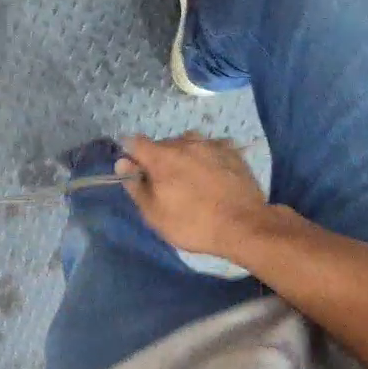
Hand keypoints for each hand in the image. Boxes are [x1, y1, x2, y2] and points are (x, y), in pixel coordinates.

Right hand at [116, 134, 292, 259]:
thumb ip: (136, 186)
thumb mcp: (155, 214)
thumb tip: (122, 163)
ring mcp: (211, 144)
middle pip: (163, 144)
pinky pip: (212, 148)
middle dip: (160, 159)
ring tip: (192, 177)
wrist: (244, 225)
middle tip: (167, 184)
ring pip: (188, 143)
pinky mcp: (232, 152)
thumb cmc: (193, 224)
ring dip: (184, 155)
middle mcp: (185, 142)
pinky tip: (214, 174)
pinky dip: (208, 157)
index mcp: (161, 156)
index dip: (132, 156)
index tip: (137, 172)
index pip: (135, 142)